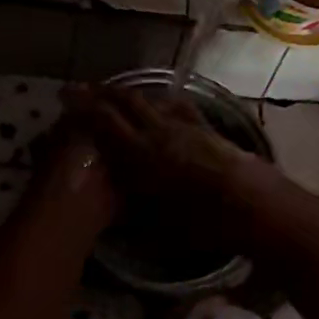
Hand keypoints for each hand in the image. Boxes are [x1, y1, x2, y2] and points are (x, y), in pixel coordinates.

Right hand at [61, 83, 258, 213]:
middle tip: (83, 89)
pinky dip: (164, 104)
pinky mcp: (207, 129)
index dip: (82, 106)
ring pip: (151, 101)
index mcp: (138, 154)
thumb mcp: (158, 229)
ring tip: (117, 95)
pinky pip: (179, 108)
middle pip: (125, 101)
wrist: (253, 206)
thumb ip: (134, 221)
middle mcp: (158, 133)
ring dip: (130, 95)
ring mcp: (185, 127)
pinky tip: (163, 105)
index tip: (65, 95)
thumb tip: (118, 226)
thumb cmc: (201, 221)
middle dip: (101, 92)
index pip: (103, 121)